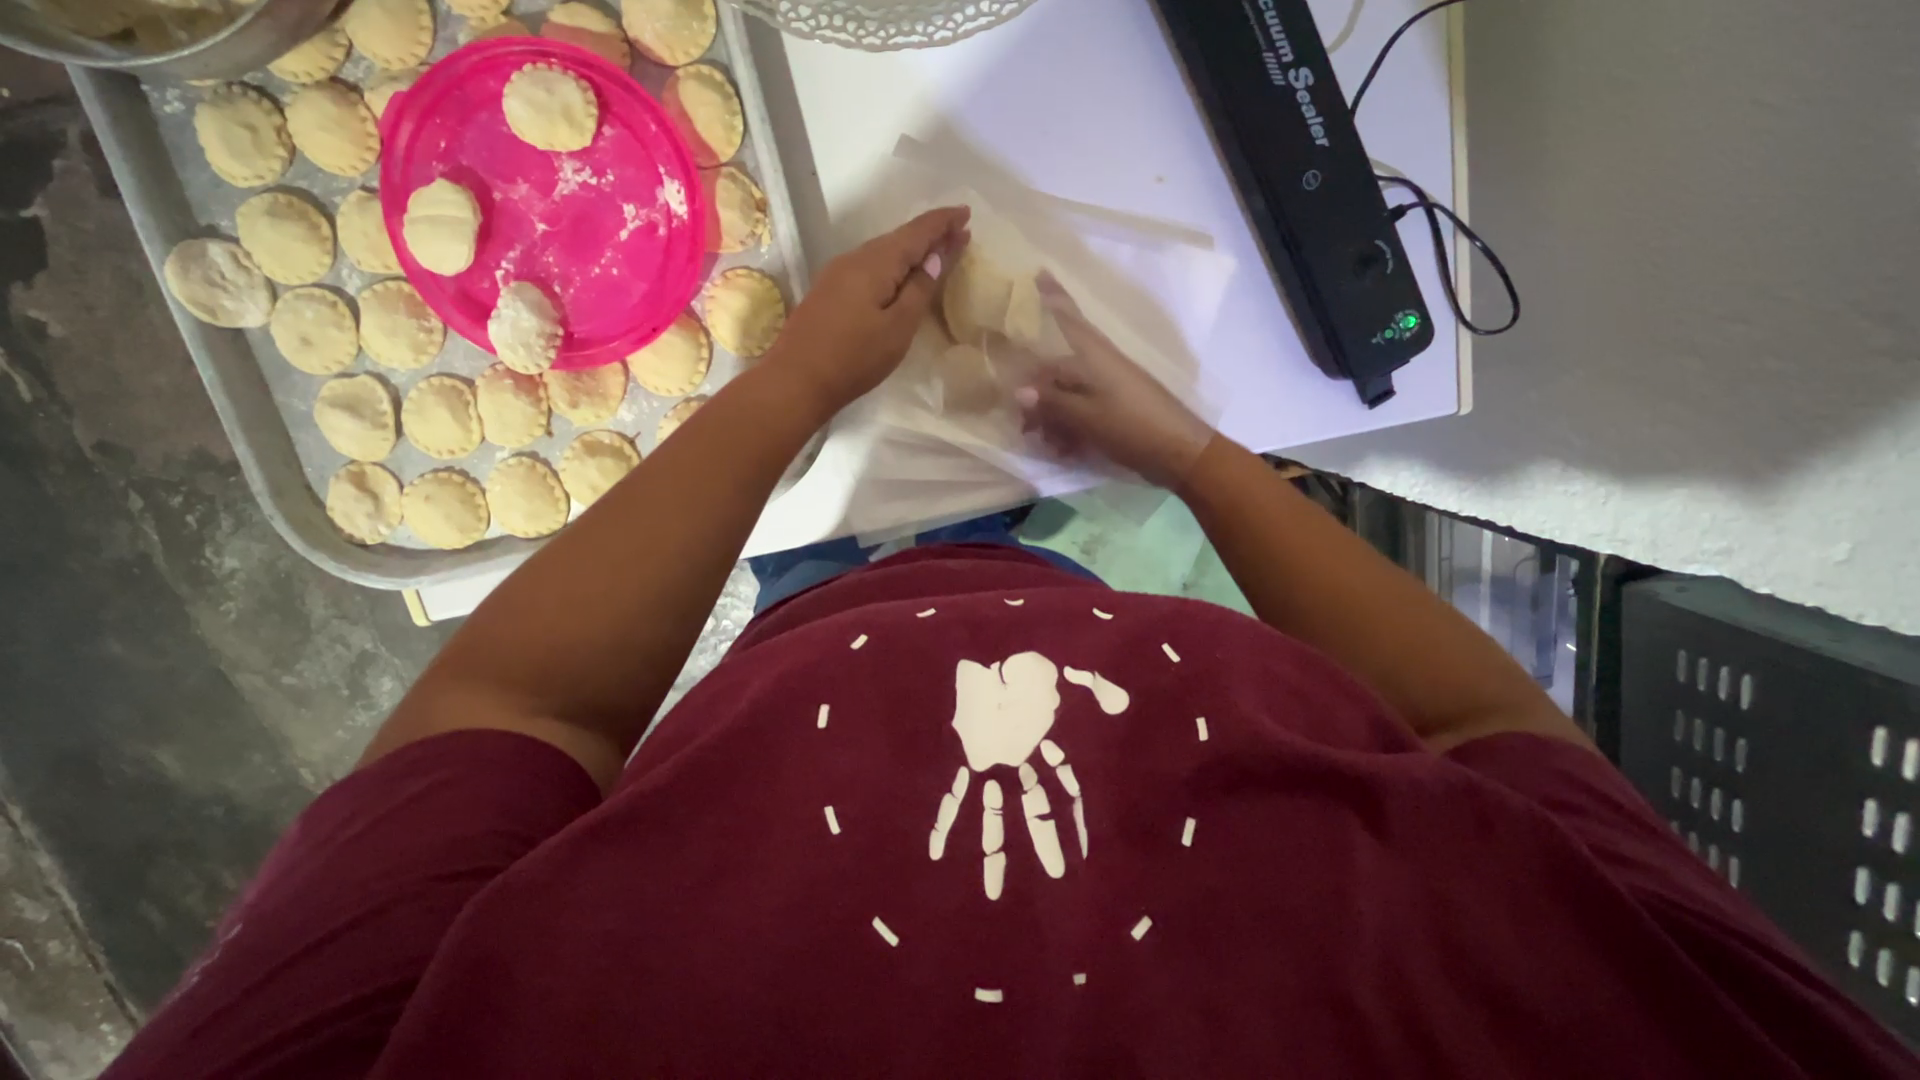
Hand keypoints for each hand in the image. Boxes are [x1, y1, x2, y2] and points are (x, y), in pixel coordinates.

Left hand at [769, 207, 971, 415]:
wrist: (796, 381)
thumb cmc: (854, 358)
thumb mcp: (897, 328)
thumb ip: (918, 290)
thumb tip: (934, 258)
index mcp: (874, 263)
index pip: (916, 232)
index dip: (942, 223)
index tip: (966, 214)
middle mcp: (854, 259)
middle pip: (898, 239)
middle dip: (930, 235)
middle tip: (959, 234)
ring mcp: (837, 274)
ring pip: (882, 253)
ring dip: (911, 250)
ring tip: (937, 252)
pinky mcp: (829, 292)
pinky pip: (868, 268)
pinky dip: (892, 266)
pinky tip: (900, 277)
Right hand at [1012, 275, 1216, 488]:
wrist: (1180, 453)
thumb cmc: (1132, 427)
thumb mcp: (1086, 417)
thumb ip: (1052, 401)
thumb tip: (1019, 390)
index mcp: (1093, 356)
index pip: (1068, 319)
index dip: (1054, 297)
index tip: (1039, 270)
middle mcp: (1100, 364)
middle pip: (1058, 368)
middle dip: (1038, 396)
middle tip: (1025, 427)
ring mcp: (1110, 386)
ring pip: (1068, 394)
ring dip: (1053, 419)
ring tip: (1047, 445)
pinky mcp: (1117, 408)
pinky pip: (1083, 411)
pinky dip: (1071, 429)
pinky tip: (1065, 451)